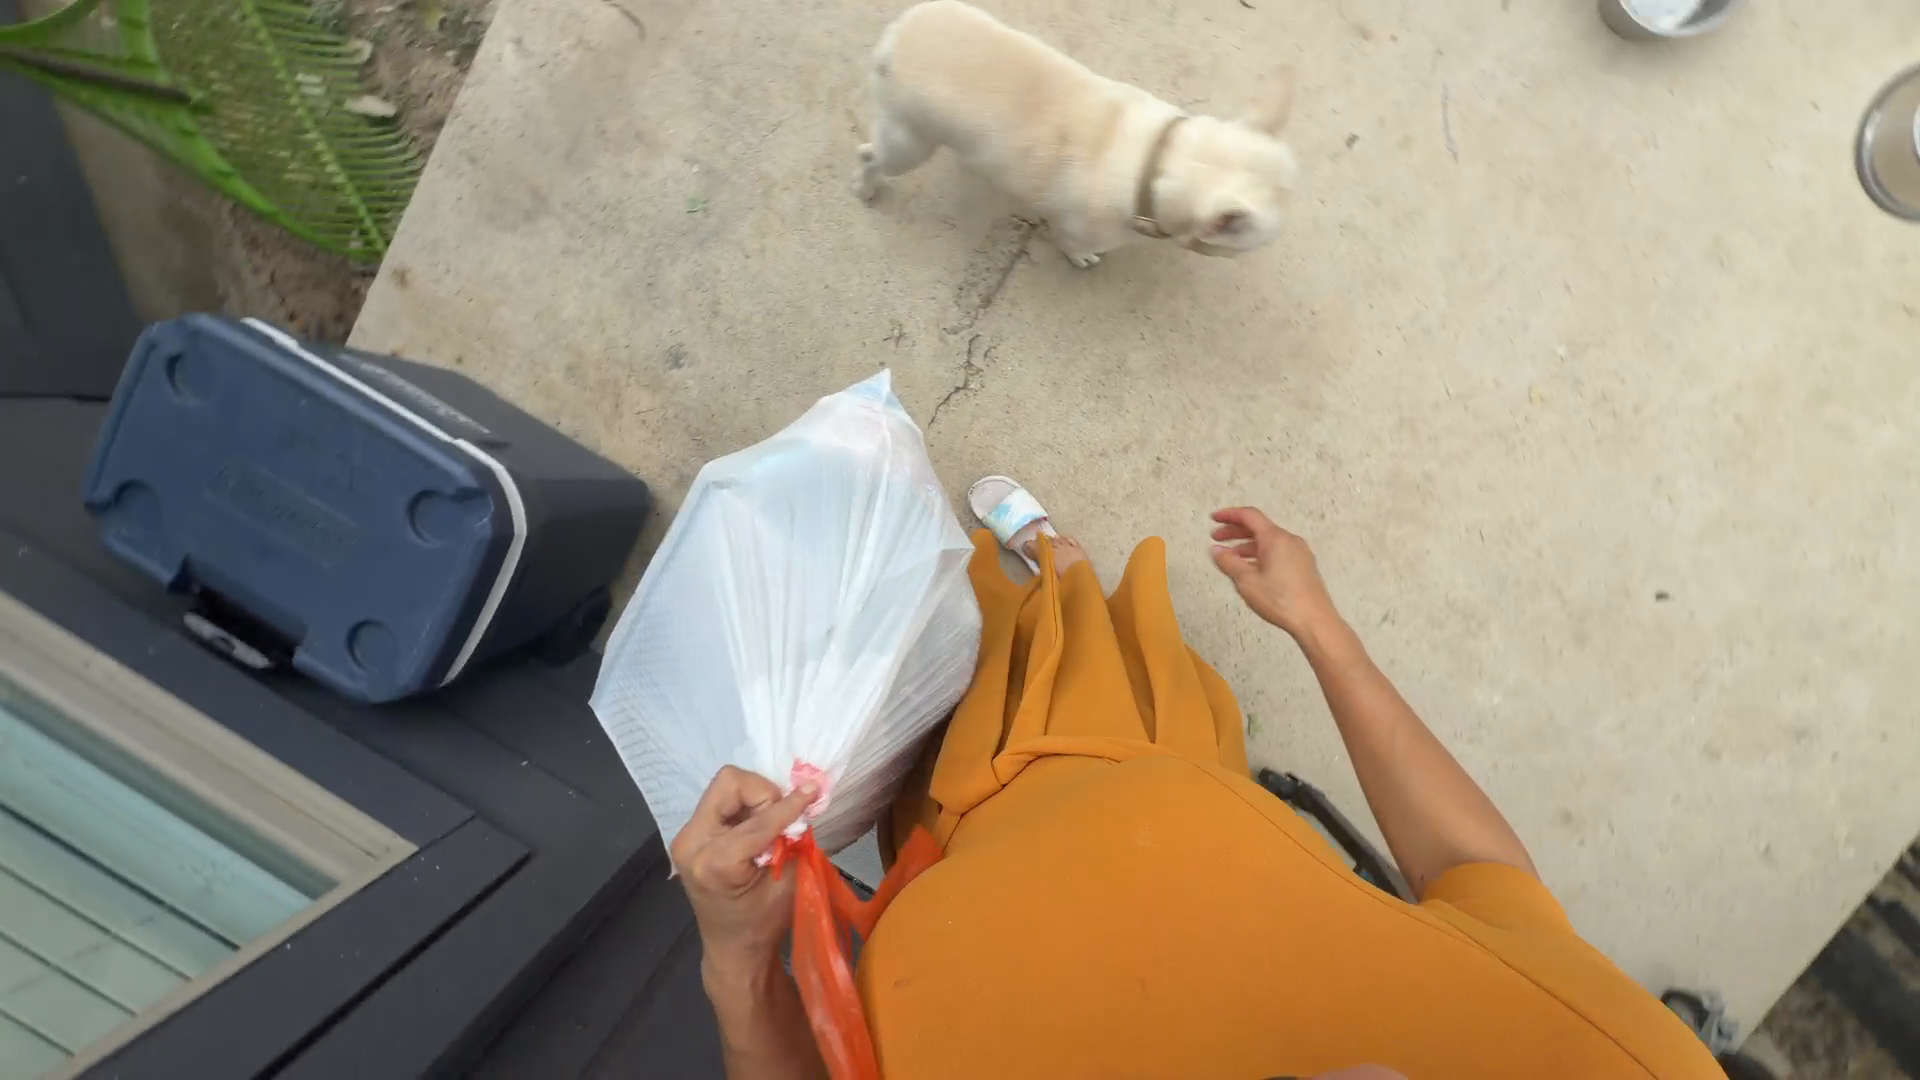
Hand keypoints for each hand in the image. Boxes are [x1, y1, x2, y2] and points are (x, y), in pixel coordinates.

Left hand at [670, 766, 818, 978]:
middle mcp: (692, 843)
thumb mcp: (788, 880)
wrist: (733, 949)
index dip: (789, 806)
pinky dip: (746, 804)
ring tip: (768, 822)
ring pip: (726, 785)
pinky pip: (722, 799)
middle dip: (763, 793)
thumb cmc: (764, 922)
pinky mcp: (692, 833)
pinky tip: (757, 825)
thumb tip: (808, 792)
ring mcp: (687, 836)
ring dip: (755, 797)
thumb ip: (794, 834)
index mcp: (715, 863)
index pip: (758, 819)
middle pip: (730, 782)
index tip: (812, 790)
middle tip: (780, 816)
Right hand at [1208, 507, 1340, 639]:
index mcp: (1275, 538)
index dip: (1229, 514)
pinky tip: (1251, 568)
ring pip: (1268, 541)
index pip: (1249, 516)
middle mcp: (1289, 540)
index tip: (1213, 518)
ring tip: (1230, 556)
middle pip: (1259, 527)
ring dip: (1247, 544)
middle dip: (1235, 530)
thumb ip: (1228, 562)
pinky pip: (1278, 551)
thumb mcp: (1246, 581)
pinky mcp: (1303, 565)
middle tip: (1215, 538)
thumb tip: (1215, 549)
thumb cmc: (1279, 599)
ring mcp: (1299, 552)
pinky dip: (1260, 553)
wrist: (1315, 621)